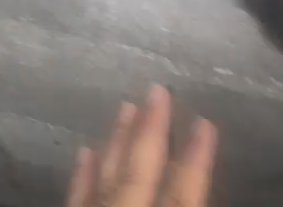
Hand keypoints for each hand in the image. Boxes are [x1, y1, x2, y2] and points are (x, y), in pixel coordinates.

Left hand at [65, 84, 217, 206]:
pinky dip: (81, 176)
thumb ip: (187, 202)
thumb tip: (199, 187)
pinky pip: (76, 199)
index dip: (196, 161)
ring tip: (126, 105)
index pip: (183, 197)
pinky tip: (85, 151)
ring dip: (117, 142)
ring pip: (107, 178)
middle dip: (150, 131)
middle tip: (158, 87)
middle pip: (140, 174)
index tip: (206, 121)